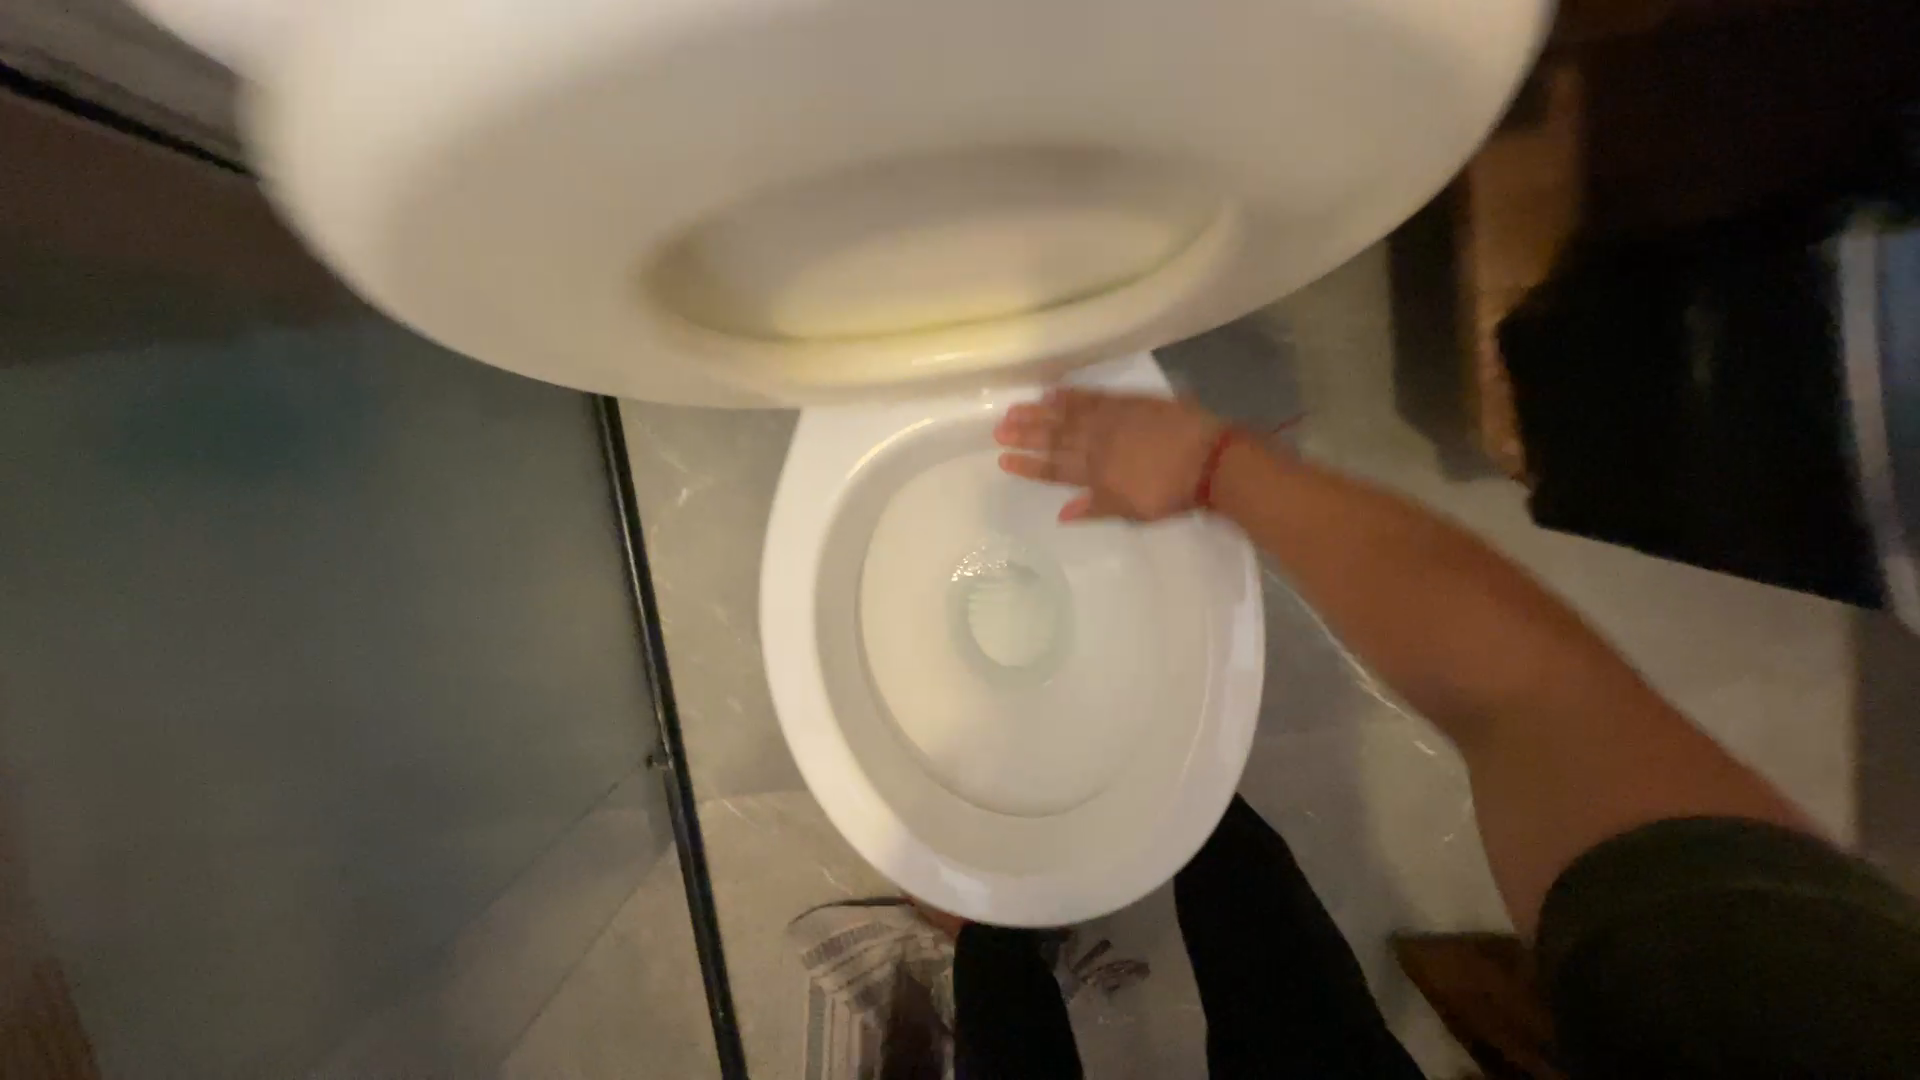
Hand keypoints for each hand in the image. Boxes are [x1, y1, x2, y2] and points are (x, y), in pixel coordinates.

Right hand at [993, 388, 1224, 521]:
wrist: (1210, 460)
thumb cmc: (1173, 493)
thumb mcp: (1133, 510)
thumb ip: (1096, 508)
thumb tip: (1062, 513)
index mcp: (1097, 474)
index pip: (1054, 469)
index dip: (1028, 465)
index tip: (1003, 460)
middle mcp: (1097, 444)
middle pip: (1054, 438)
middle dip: (1025, 435)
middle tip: (998, 430)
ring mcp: (1111, 420)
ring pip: (1067, 415)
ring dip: (1039, 413)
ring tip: (1014, 409)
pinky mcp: (1128, 402)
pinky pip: (1092, 396)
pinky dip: (1070, 395)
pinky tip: (1052, 392)